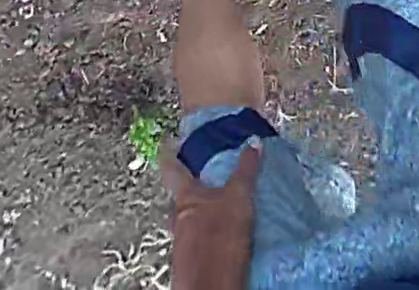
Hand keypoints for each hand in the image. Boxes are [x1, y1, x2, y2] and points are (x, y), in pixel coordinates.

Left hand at [162, 141, 260, 289]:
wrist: (212, 287)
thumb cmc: (220, 237)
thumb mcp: (239, 197)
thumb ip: (246, 170)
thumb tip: (253, 143)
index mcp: (186, 199)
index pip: (172, 171)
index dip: (169, 156)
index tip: (165, 143)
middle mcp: (179, 219)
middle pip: (180, 198)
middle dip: (191, 187)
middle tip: (205, 175)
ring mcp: (183, 243)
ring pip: (188, 219)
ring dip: (201, 211)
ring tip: (220, 203)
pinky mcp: (191, 262)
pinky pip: (197, 238)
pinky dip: (208, 230)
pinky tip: (222, 231)